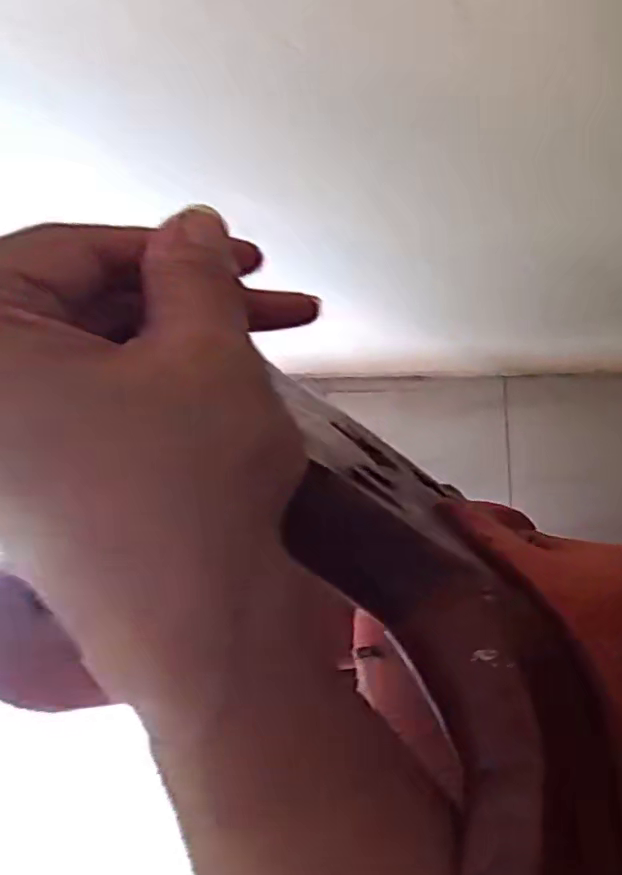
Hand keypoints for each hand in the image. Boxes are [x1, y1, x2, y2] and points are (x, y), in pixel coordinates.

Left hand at [0, 209, 313, 598]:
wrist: (184, 598)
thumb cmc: (190, 473)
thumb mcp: (211, 362)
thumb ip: (198, 282)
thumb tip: (198, 223)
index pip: (65, 251)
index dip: (170, 248)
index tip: (256, 258)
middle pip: (77, 303)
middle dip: (191, 300)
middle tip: (287, 306)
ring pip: (95, 353)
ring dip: (187, 342)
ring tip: (271, 352)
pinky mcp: (28, 469)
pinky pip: (95, 398)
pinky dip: (164, 383)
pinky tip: (225, 392)